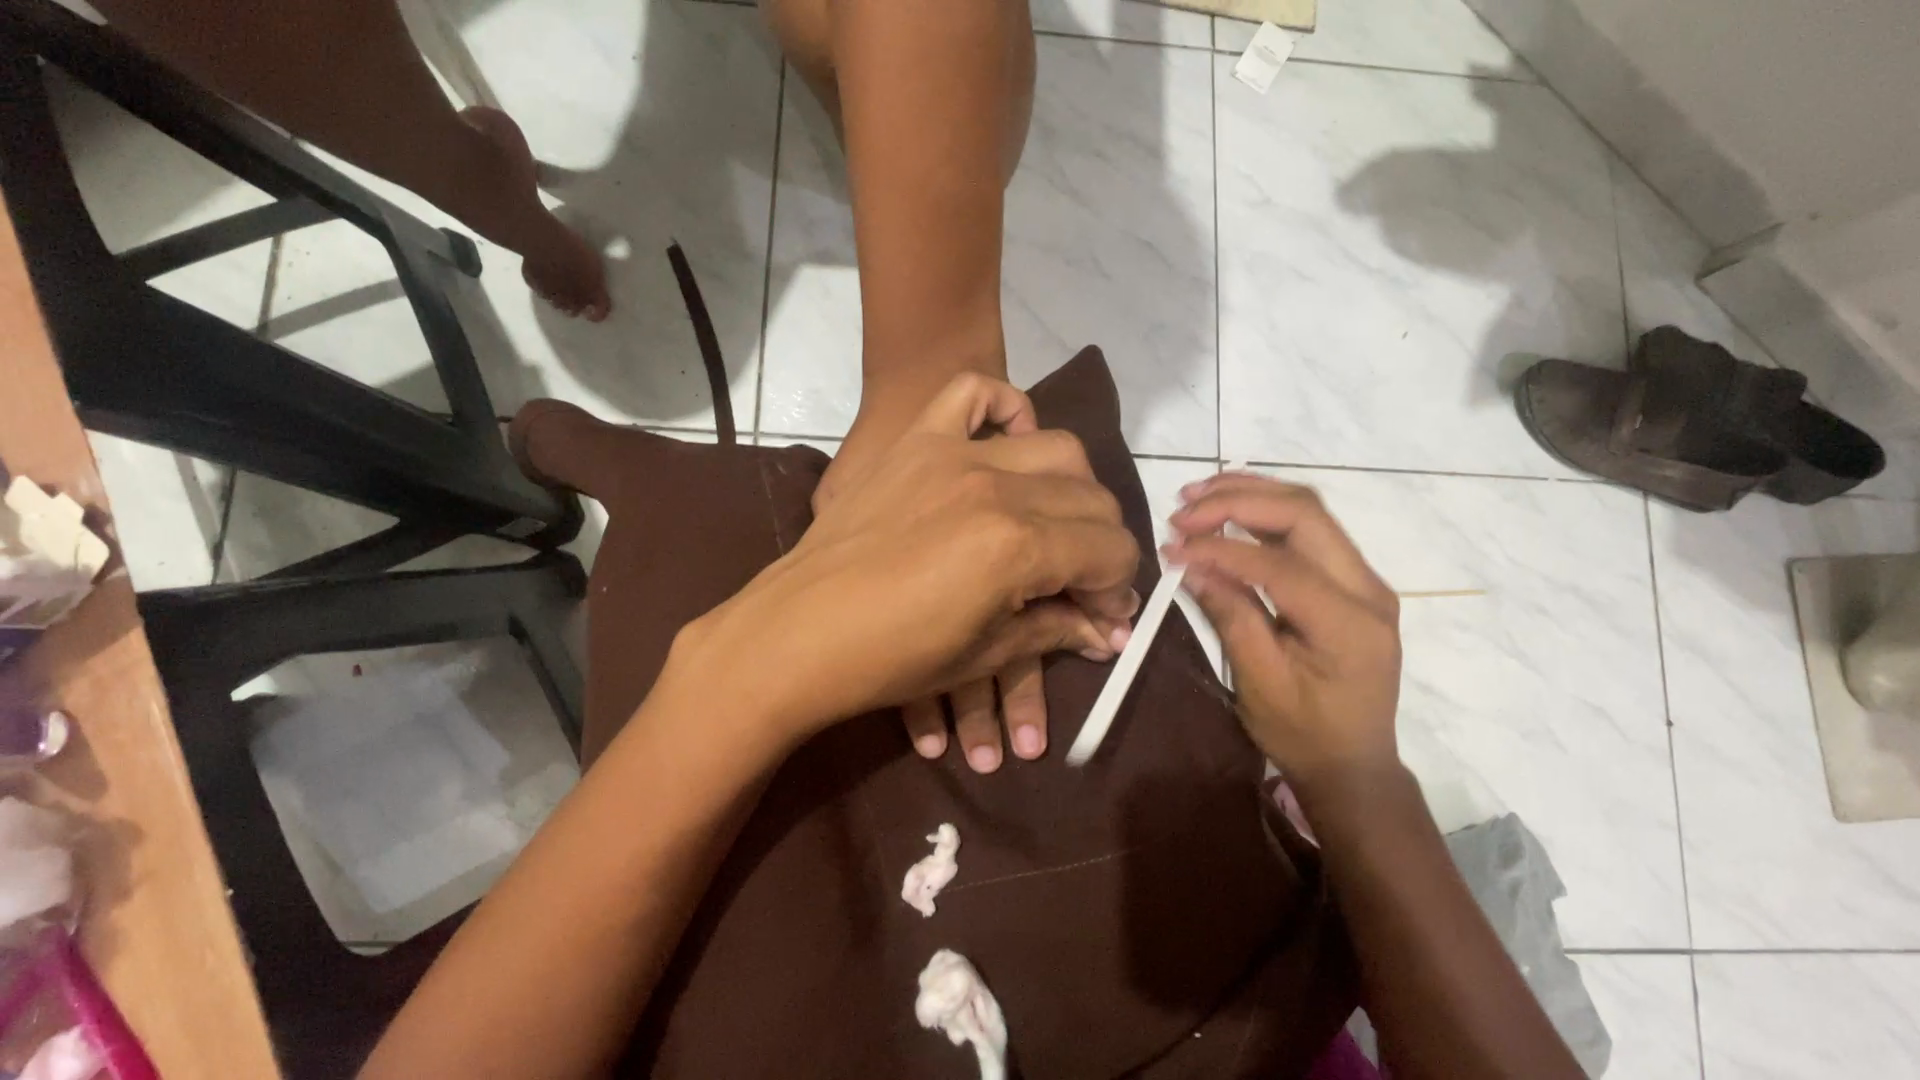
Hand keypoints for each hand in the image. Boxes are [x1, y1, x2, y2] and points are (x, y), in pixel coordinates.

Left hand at [817, 374, 1137, 773]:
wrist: (797, 633)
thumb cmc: (890, 659)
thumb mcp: (983, 654)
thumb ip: (1056, 629)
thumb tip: (1106, 630)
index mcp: (1017, 547)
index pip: (1110, 550)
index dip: (1117, 589)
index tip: (1103, 616)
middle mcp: (998, 487)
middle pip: (1093, 498)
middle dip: (1103, 544)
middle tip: (1082, 582)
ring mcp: (953, 454)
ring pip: (1054, 446)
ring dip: (1071, 487)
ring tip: (1054, 523)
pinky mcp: (917, 441)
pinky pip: (973, 395)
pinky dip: (1001, 408)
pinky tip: (1005, 445)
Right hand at [1164, 474, 1401, 787]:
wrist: (1354, 765)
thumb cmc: (1304, 734)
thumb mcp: (1260, 684)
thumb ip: (1231, 617)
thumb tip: (1191, 565)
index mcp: (1348, 622)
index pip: (1278, 563)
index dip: (1219, 548)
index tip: (1170, 546)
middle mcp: (1368, 589)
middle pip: (1304, 514)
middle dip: (1238, 500)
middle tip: (1182, 508)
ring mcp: (1365, 581)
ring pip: (1309, 512)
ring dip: (1252, 495)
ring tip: (1198, 494)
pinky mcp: (1352, 582)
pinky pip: (1310, 531)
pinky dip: (1266, 514)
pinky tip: (1228, 512)